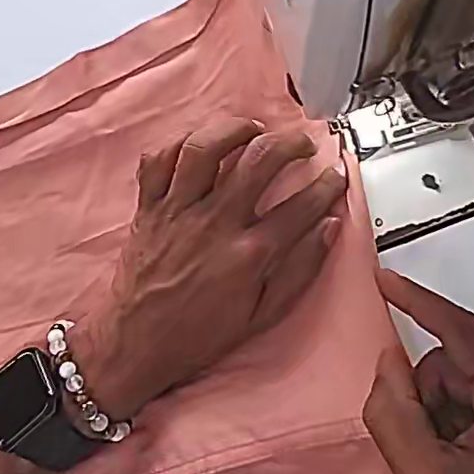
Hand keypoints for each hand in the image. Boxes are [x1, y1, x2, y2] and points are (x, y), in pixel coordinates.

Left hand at [72, 117, 348, 416]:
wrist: (137, 343)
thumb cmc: (197, 334)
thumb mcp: (261, 316)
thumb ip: (300, 271)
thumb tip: (328, 229)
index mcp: (248, 254)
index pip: (301, 205)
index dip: (327, 185)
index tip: (335, 175)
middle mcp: (214, 224)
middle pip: (259, 160)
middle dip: (290, 143)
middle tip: (301, 145)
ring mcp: (178, 212)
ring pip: (206, 148)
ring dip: (234, 129)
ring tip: (252, 131)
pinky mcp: (149, 209)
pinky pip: (158, 160)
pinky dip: (178, 144)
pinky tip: (199, 146)